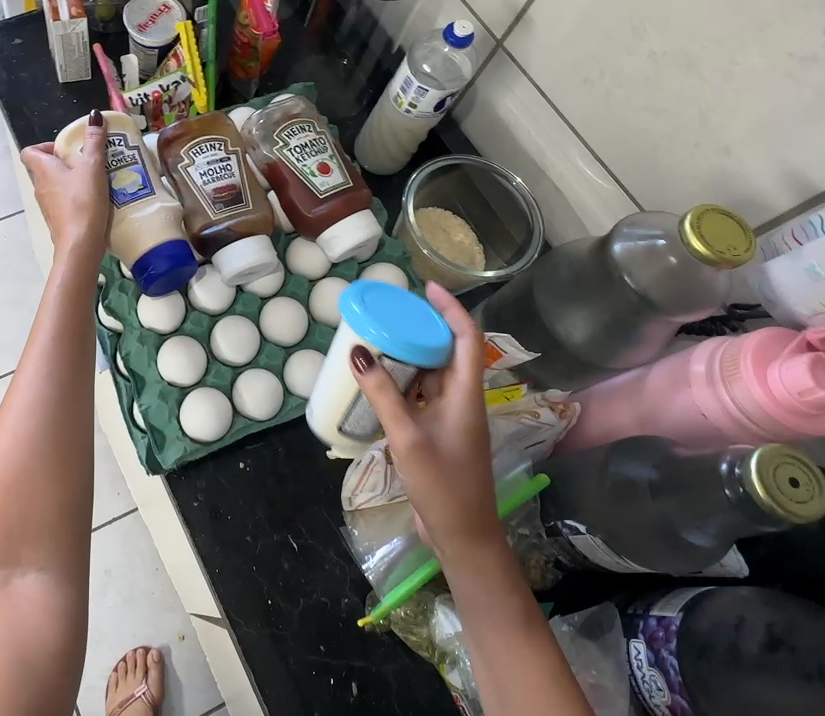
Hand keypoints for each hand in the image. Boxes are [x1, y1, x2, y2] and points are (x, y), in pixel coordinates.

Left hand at [20, 110, 109, 261]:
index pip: (29, 152)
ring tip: (94, 179)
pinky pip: (62, 202)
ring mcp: (47, 206)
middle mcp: (39, 186)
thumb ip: (94, 141)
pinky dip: (74, 198)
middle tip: (86, 160)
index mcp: (42, 169)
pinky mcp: (57, 221)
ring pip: (54, 186)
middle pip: (44, 168)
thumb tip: (94, 115)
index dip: (44, 146)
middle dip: (63, 162)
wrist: (80, 243)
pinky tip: (95, 200)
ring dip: (70, 180)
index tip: (65, 148)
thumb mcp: (92, 167)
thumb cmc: (83, 201)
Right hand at [349, 282, 503, 558]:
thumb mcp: (407, 437)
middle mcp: (461, 399)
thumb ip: (382, 394)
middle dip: (421, 328)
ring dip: (408, 355)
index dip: (450, 309)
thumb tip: (357, 352)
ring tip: (377, 337)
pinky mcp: (437, 433)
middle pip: (447, 351)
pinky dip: (401, 383)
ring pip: (431, 373)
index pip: (467, 337)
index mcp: (466, 394)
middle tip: (389, 312)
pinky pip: (420, 396)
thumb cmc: (443, 485)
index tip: (426, 288)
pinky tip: (377, 381)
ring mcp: (450, 417)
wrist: (462, 536)